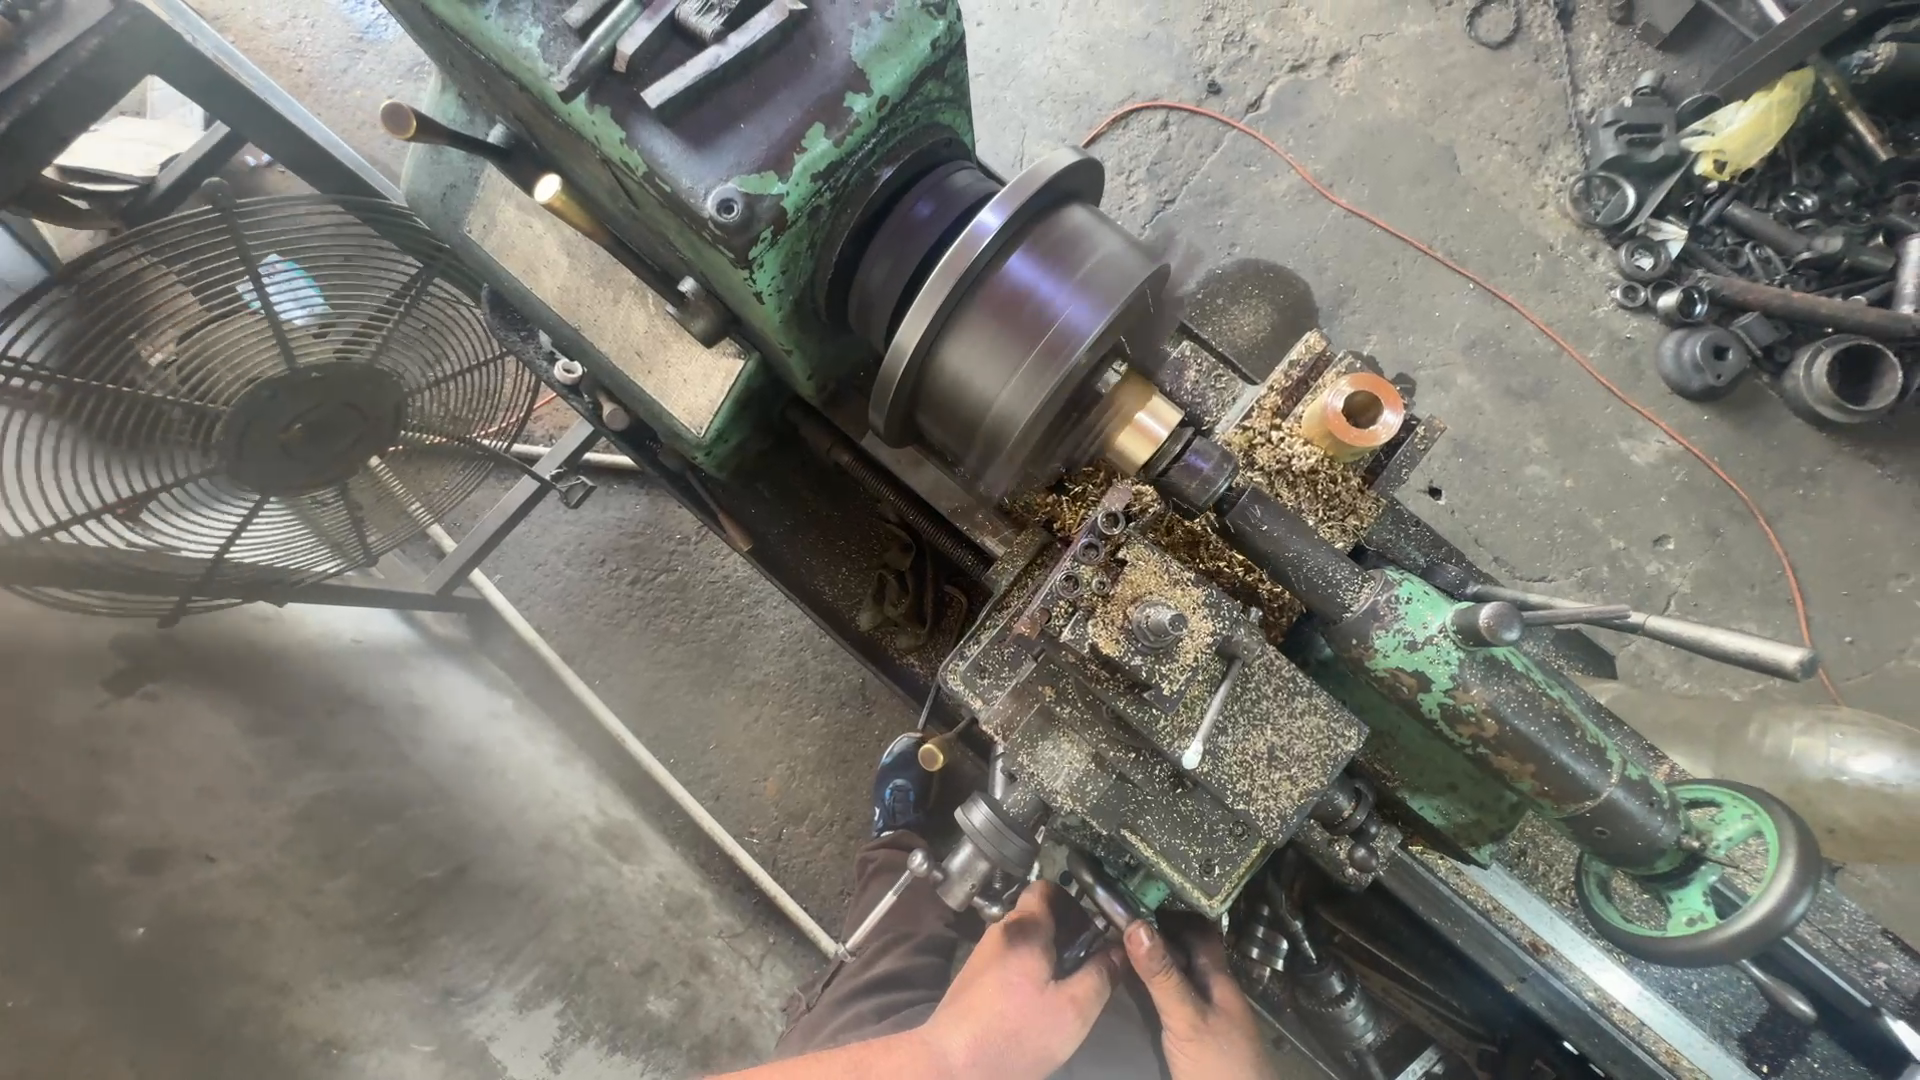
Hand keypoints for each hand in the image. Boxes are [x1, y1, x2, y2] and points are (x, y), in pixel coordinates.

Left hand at [918, 880, 1121, 1079]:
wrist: (953, 1064)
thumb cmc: (1015, 1034)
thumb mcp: (1072, 1011)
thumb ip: (1100, 977)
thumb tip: (1120, 951)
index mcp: (1026, 928)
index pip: (1047, 887)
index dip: (1073, 901)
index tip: (1092, 927)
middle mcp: (1001, 930)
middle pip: (1037, 913)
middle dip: (1065, 932)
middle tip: (1086, 962)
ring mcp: (983, 951)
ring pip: (1023, 937)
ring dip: (1046, 952)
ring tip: (1064, 985)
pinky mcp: (974, 974)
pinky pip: (1009, 956)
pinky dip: (1027, 967)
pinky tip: (1035, 999)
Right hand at [1125, 915, 1277, 1079]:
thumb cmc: (1221, 1068)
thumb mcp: (1187, 1018)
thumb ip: (1162, 974)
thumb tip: (1135, 922)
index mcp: (1219, 979)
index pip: (1198, 930)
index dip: (1172, 912)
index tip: (1136, 899)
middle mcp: (1213, 993)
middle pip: (1184, 953)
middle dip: (1155, 938)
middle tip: (1115, 925)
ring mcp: (1206, 1018)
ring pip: (1176, 979)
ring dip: (1151, 966)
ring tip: (1113, 951)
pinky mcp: (1195, 1040)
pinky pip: (1170, 1003)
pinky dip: (1150, 993)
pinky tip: (1129, 992)